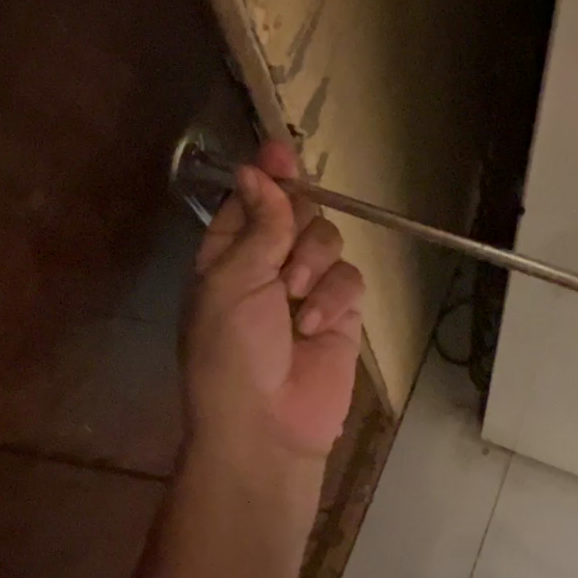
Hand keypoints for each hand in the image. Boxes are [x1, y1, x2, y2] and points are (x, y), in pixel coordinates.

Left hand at [181, 141, 365, 462]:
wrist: (267, 425)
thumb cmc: (231, 351)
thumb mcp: (232, 281)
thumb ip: (256, 225)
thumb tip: (256, 169)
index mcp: (227, 255)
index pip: (250, 200)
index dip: (265, 176)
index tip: (280, 152)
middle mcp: (267, 265)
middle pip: (296, 212)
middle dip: (296, 226)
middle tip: (285, 252)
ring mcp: (306, 288)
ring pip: (328, 239)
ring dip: (313, 263)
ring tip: (295, 299)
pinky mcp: (340, 312)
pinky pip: (350, 278)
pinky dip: (335, 297)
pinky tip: (316, 325)